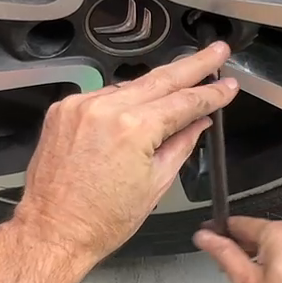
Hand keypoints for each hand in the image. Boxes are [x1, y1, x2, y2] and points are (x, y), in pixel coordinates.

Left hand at [12, 42, 237, 264]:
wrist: (53, 231)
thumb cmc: (102, 220)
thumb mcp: (155, 184)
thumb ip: (180, 145)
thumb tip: (198, 123)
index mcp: (134, 128)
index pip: (184, 102)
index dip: (211, 93)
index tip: (228, 85)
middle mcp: (105, 108)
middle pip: (159, 78)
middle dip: (193, 65)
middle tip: (216, 51)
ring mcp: (80, 106)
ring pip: (129, 86)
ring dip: (156, 85)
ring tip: (182, 80)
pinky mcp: (63, 109)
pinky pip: (102, 96)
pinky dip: (122, 99)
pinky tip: (137, 106)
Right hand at [195, 216, 281, 282]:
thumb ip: (224, 254)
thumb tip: (206, 238)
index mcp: (281, 234)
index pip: (241, 223)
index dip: (220, 231)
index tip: (209, 236)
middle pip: (262, 234)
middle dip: (243, 249)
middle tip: (229, 270)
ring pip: (279, 247)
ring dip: (263, 259)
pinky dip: (281, 267)